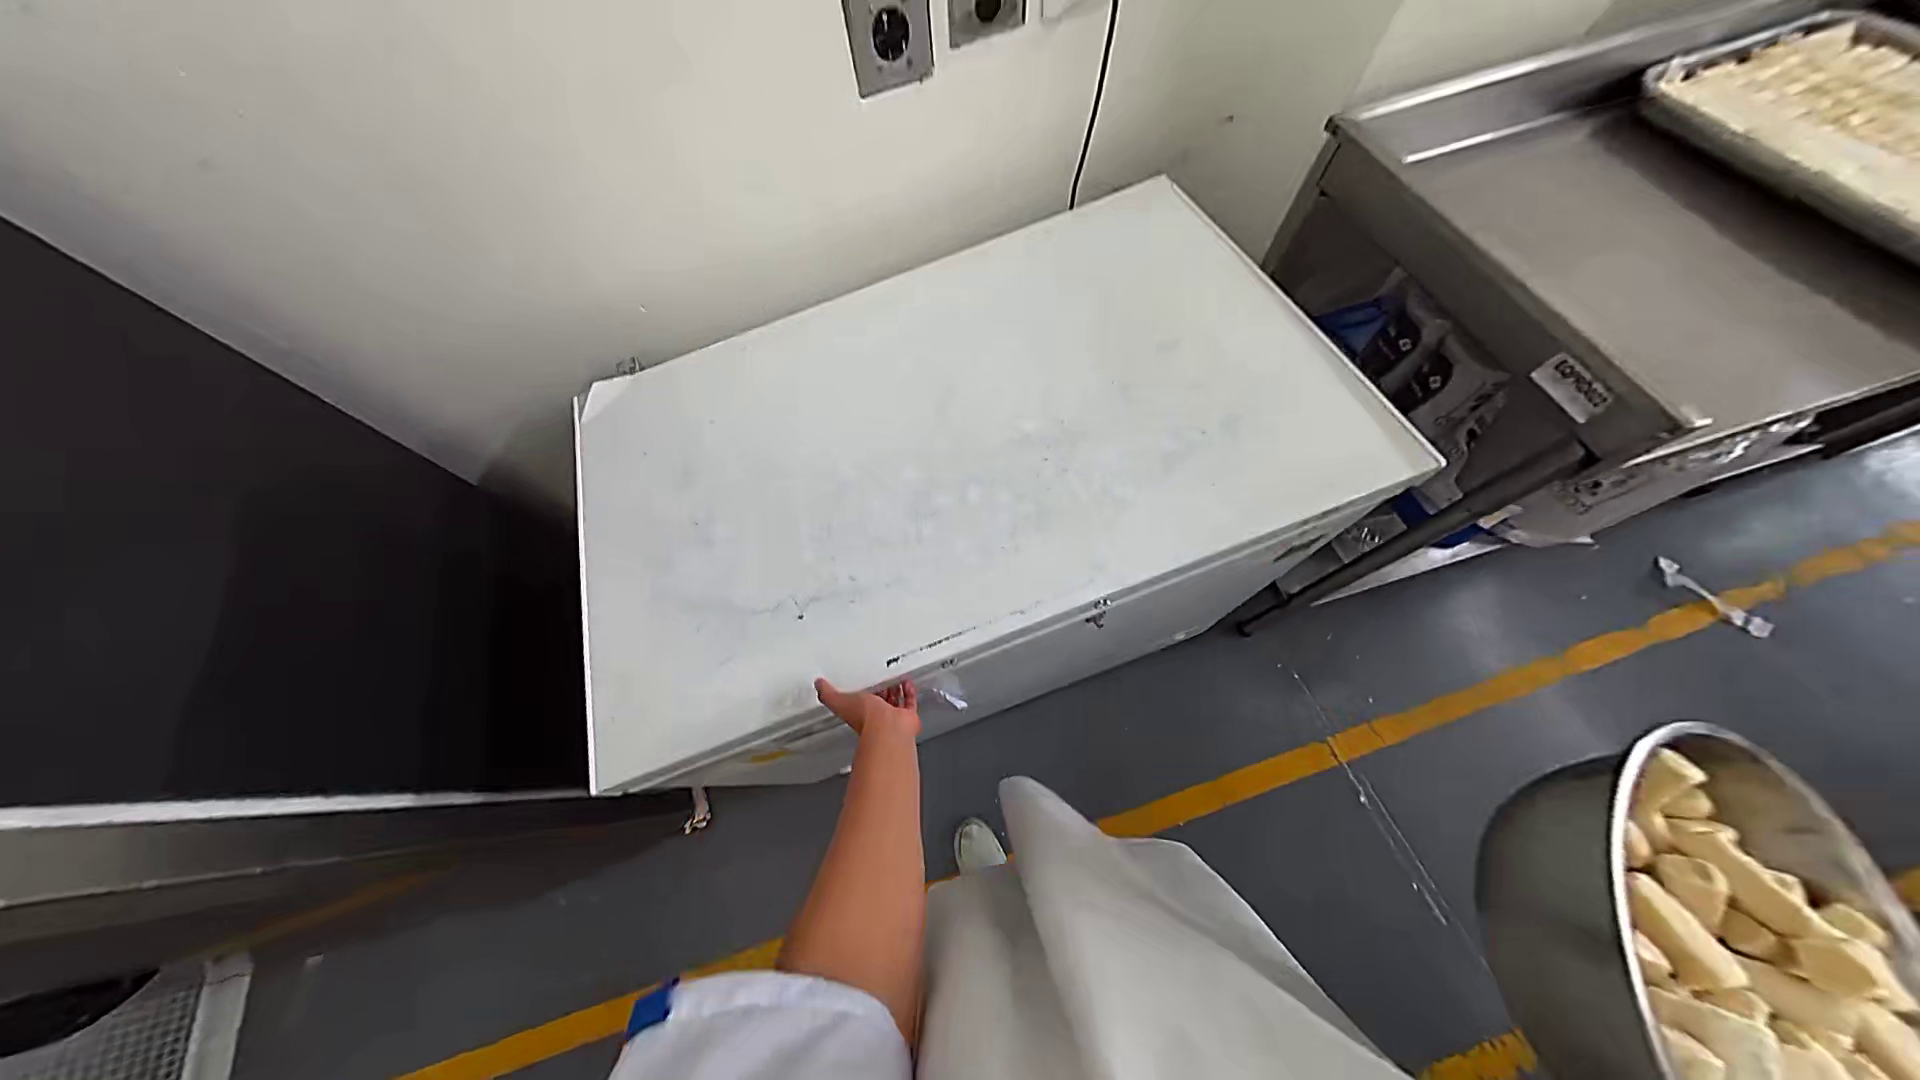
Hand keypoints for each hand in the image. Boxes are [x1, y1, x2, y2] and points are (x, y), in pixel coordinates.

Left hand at [815, 678, 919, 737]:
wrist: (887, 728)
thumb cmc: (865, 718)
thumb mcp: (840, 700)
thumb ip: (828, 693)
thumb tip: (818, 685)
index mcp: (860, 711)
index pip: (859, 699)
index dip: (861, 688)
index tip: (863, 677)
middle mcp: (876, 715)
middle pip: (878, 699)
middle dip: (880, 687)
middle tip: (881, 675)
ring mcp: (892, 716)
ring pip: (894, 700)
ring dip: (894, 688)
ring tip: (894, 676)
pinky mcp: (907, 715)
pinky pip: (909, 702)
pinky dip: (908, 691)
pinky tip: (906, 682)